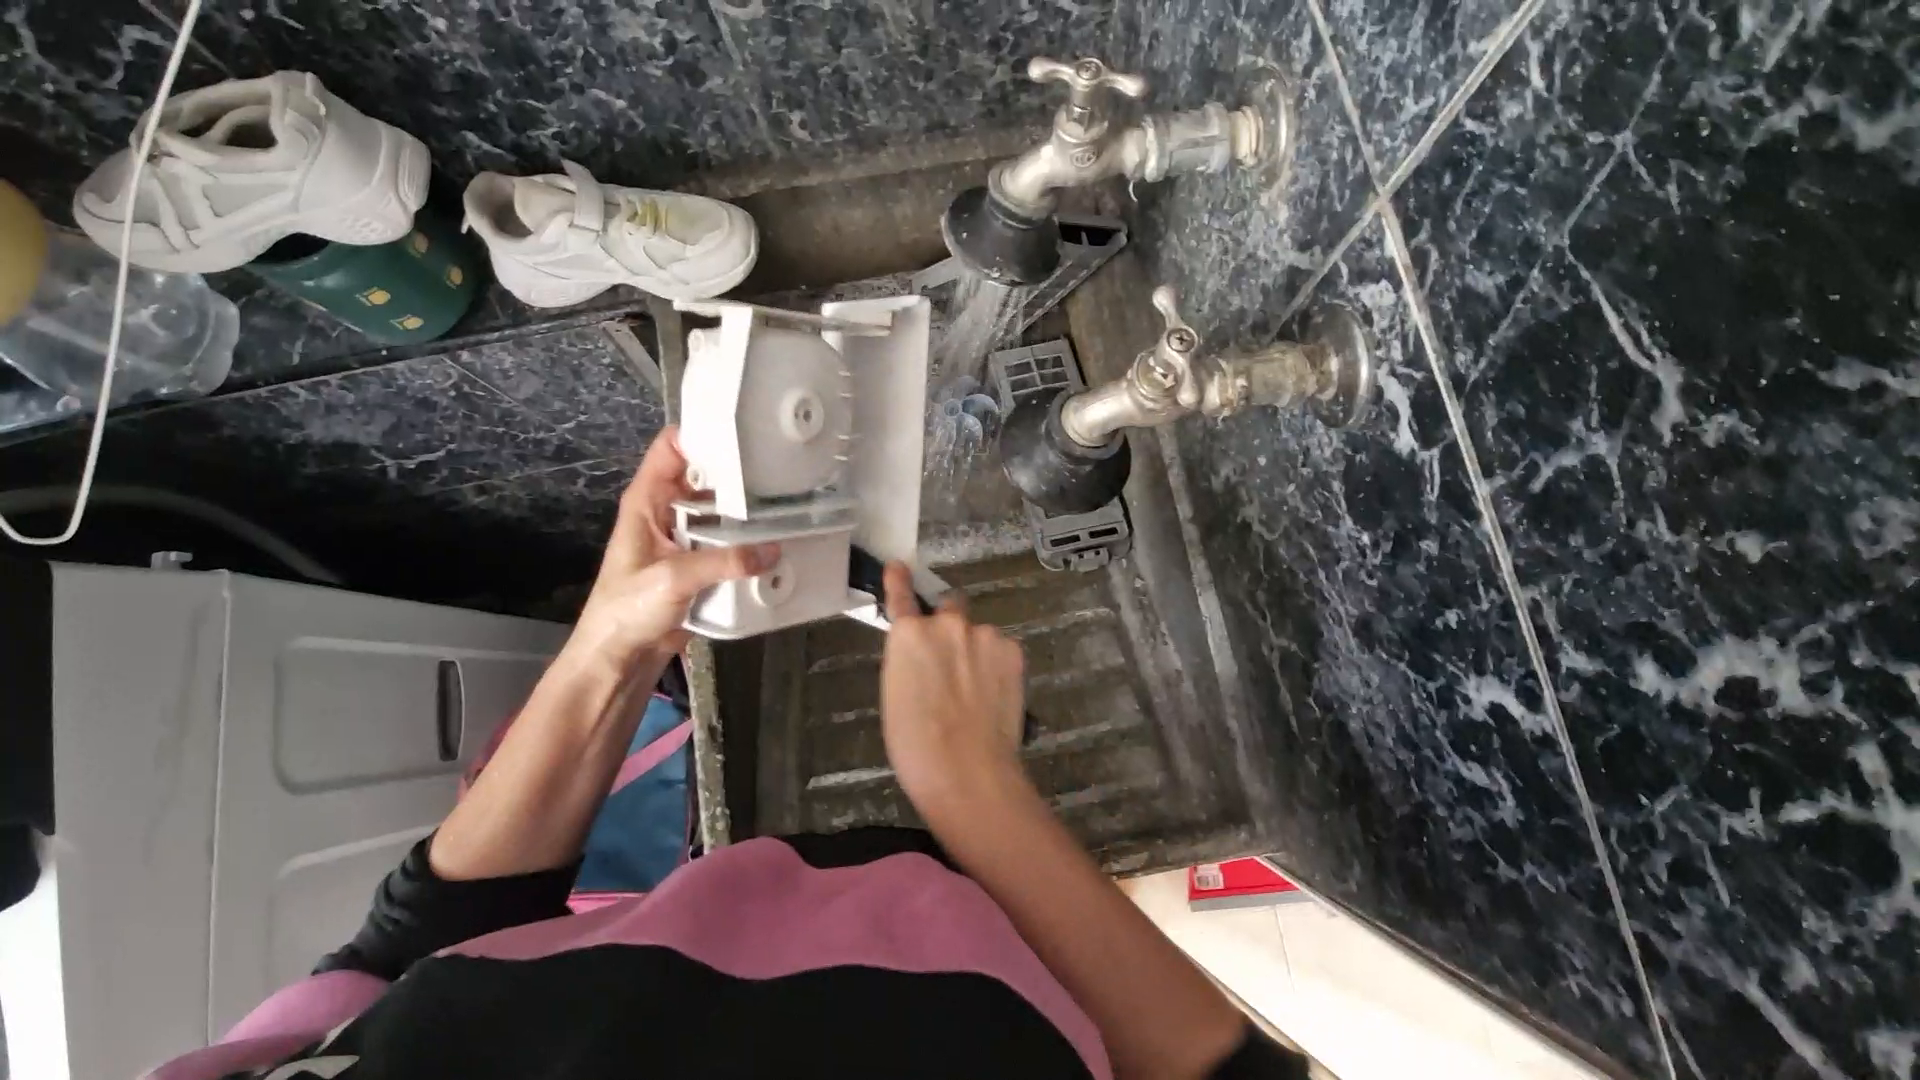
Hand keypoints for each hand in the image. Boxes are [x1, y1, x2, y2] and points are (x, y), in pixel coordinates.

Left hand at [570, 426, 777, 666]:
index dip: (703, 433)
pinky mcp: (698, 563)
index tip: (744, 431)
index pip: (672, 447)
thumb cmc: (628, 609)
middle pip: (704, 476)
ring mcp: (683, 537)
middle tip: (779, 468)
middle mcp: (666, 511)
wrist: (619, 657)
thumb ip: (725, 562)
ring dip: (746, 508)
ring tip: (786, 499)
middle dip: (736, 471)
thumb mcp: (674, 578)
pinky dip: (747, 540)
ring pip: (719, 509)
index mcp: (647, 500)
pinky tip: (776, 538)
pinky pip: (727, 542)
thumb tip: (776, 550)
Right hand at [880, 561, 1029, 812]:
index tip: (899, 566)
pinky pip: (1001, 650)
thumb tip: (920, 657)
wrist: (967, 770)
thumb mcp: (896, 696)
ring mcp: (984, 635)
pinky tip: (994, 695)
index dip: (899, 581)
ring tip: (976, 692)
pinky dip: (997, 665)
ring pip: (979, 634)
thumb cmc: (916, 745)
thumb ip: (908, 663)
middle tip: (951, 663)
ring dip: (976, 651)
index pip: (901, 596)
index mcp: (908, 635)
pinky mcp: (1013, 652)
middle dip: (949, 627)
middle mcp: (946, 624)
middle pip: (949, 610)